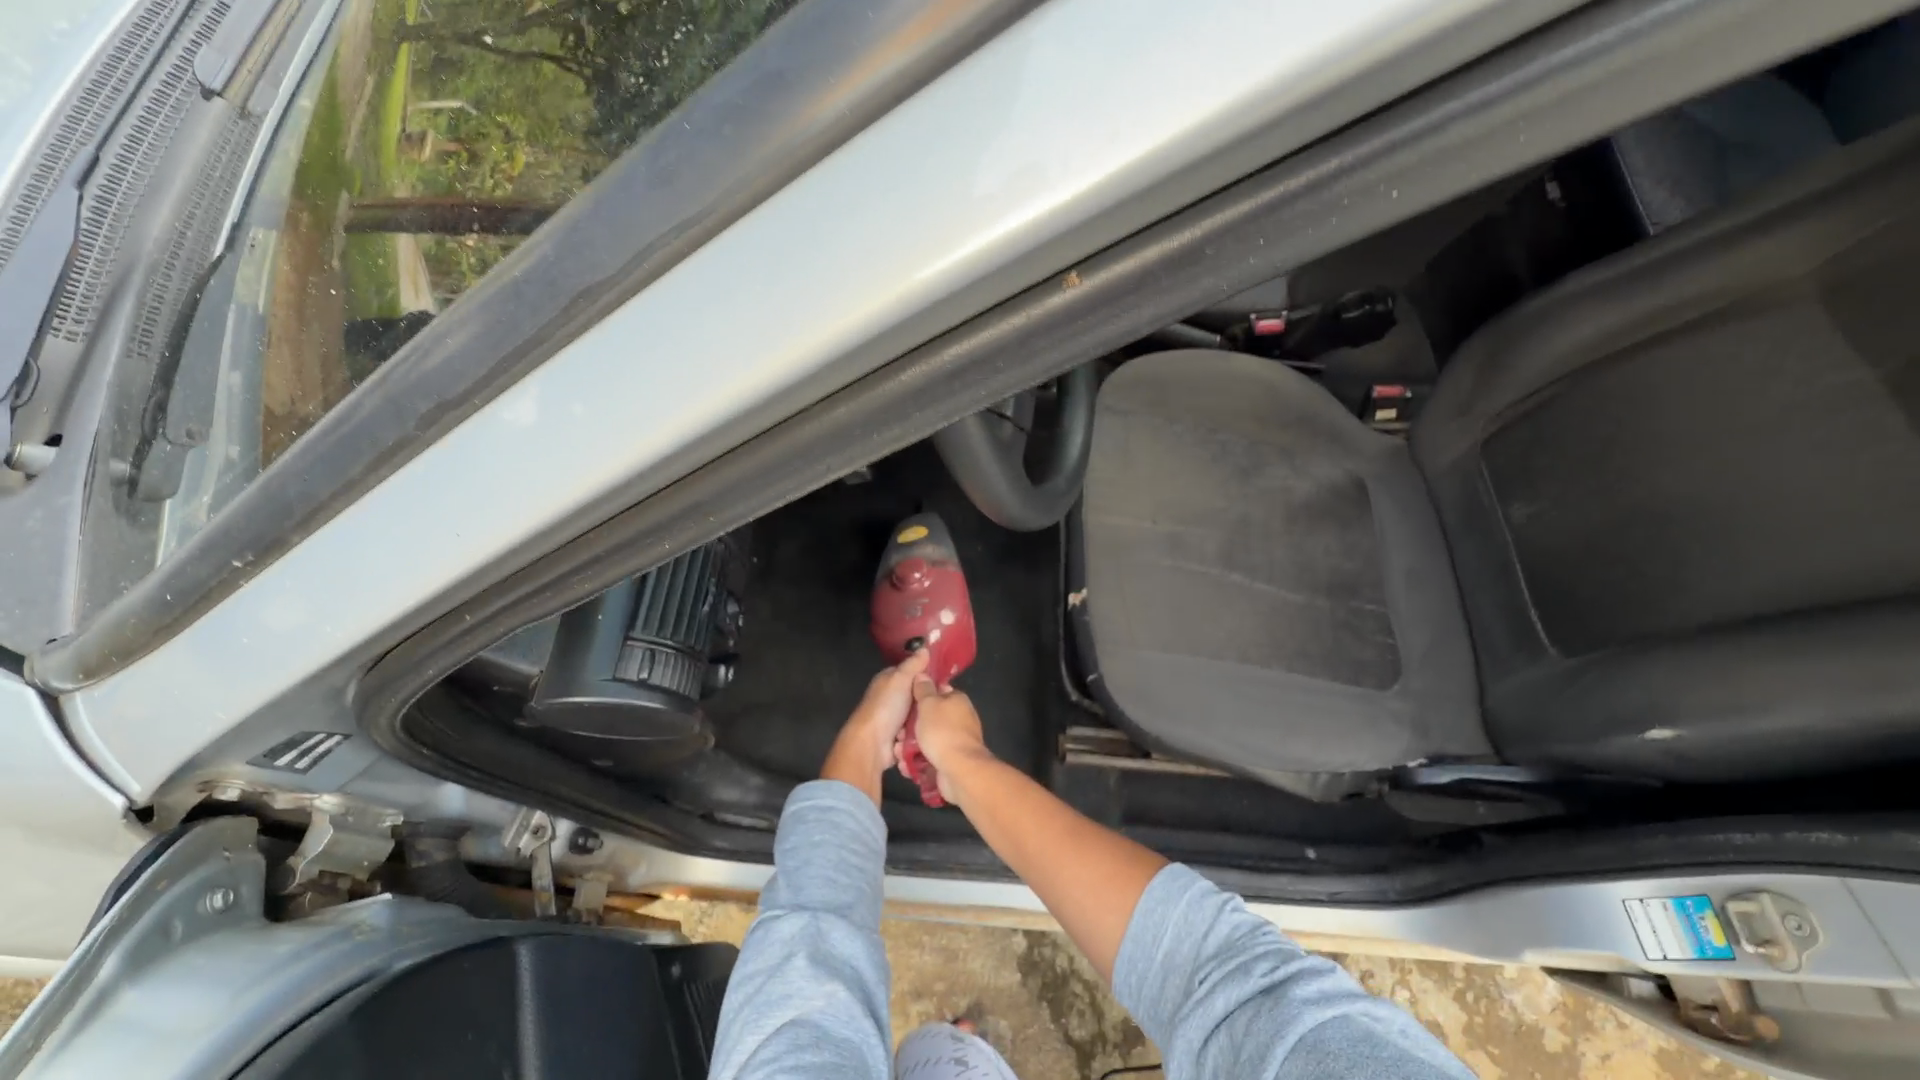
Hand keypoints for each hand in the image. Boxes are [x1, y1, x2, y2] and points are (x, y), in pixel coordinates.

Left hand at [821, 650, 929, 801]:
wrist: (872, 743)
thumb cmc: (886, 706)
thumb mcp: (900, 678)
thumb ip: (913, 664)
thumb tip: (925, 648)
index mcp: (889, 680)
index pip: (913, 672)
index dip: (928, 675)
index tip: (946, 681)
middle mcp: (892, 697)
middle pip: (919, 695)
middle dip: (928, 700)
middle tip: (942, 703)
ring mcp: (895, 717)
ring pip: (920, 714)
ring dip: (925, 717)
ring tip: (936, 719)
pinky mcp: (900, 735)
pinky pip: (918, 730)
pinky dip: (920, 732)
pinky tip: (927, 733)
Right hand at [902, 675, 996, 806]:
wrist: (959, 770)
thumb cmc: (942, 731)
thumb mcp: (929, 704)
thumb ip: (924, 689)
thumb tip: (923, 674)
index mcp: (957, 701)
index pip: (939, 692)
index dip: (921, 696)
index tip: (905, 702)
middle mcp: (959, 720)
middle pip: (930, 719)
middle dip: (911, 727)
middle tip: (897, 733)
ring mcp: (955, 742)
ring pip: (927, 740)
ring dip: (910, 747)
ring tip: (897, 752)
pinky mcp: (950, 761)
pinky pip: (929, 758)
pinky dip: (917, 762)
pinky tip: (905, 765)